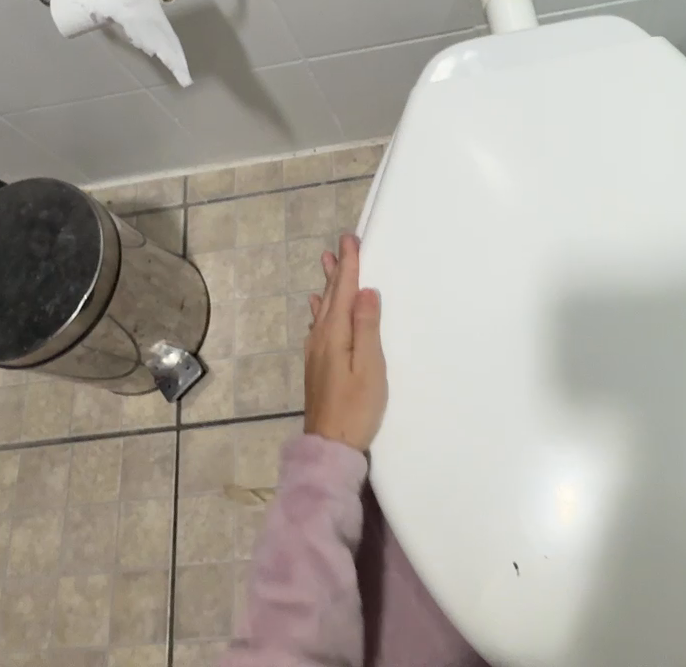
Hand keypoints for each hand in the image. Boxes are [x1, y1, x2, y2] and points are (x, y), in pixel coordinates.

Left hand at [303, 233, 387, 452]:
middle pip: (331, 295)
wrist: (330, 445)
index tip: (350, 239)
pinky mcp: (318, 364)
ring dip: (329, 284)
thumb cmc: (356, 407)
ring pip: (324, 308)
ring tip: (326, 262)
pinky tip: (317, 305)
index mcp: (335, 333)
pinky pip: (319, 323)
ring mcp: (317, 351)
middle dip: (338, 268)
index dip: (349, 265)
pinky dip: (321, 308)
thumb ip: (367, 328)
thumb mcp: (369, 367)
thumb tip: (366, 291)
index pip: (344, 291)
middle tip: (342, 243)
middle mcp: (321, 337)